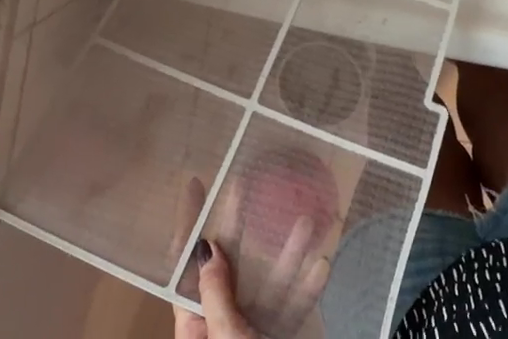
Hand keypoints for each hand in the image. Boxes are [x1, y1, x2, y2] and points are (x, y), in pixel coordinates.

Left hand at [171, 177, 328, 338]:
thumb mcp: (223, 335)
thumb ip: (216, 293)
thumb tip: (207, 247)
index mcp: (195, 321)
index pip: (186, 264)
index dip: (190, 223)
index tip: (196, 185)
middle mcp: (221, 318)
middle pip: (231, 263)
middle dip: (242, 225)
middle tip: (247, 184)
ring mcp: (251, 327)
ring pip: (269, 283)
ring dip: (288, 254)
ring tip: (306, 224)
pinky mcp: (278, 336)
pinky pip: (292, 309)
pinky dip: (307, 290)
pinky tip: (321, 266)